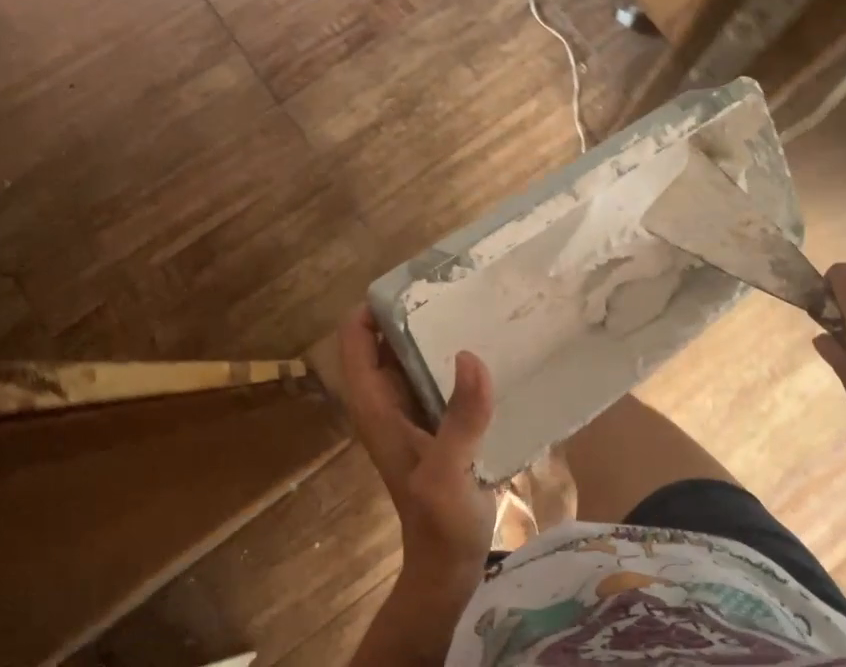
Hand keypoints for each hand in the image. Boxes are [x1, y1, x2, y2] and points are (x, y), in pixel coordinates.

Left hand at [339, 308, 497, 593]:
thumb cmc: (439, 521)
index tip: (411, 280)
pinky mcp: (438, 423)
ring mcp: (412, 412)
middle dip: (410, 311)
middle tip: (453, 281)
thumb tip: (470, 354)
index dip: (371, 308)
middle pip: (385, 342)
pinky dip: (454, 357)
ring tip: (475, 300)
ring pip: (413, 357)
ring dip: (435, 331)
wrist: (449, 564)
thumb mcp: (448, 471)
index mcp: (376, 407)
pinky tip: (490, 344)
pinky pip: (438, 376)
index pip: (355, 343)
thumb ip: (460, 418)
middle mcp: (388, 402)